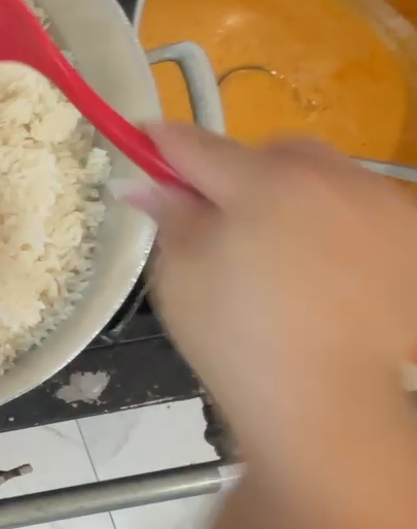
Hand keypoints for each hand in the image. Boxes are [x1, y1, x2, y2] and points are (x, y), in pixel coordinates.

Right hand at [134, 125, 416, 469]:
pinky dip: (334, 225)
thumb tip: (144, 184)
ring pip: (328, 179)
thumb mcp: (179, 273)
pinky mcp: (414, 239)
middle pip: (278, 152)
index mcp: (266, 186)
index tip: (139, 135)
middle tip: (213, 211)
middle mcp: (337, 181)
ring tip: (271, 246)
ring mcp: (388, 208)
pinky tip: (317, 269)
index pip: (200, 147)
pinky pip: (364, 212)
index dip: (164, 142)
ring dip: (292, 196)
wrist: (322, 393)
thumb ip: (171, 216)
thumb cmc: (231, 331)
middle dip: (243, 170)